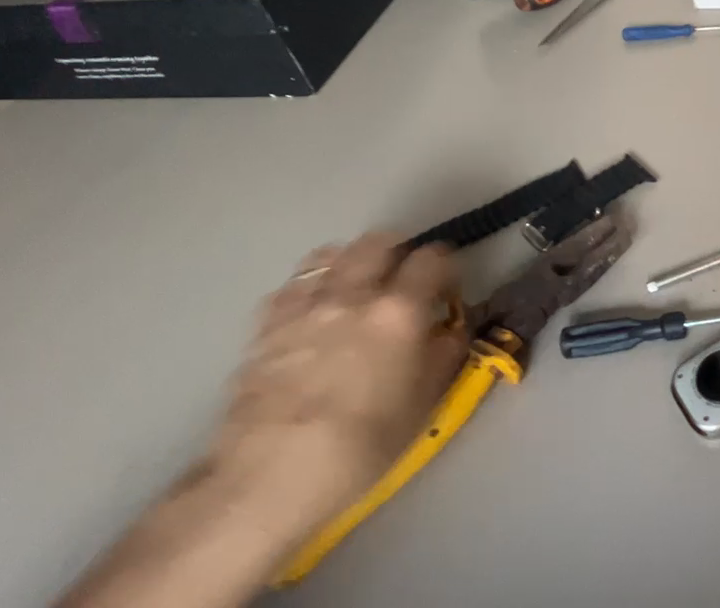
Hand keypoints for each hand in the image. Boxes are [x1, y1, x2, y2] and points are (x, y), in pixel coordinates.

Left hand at [204, 232, 469, 552]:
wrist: (269, 476)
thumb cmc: (362, 446)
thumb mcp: (424, 404)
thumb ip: (444, 355)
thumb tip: (452, 329)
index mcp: (400, 311)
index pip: (432, 258)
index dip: (445, 266)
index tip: (447, 287)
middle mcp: (354, 293)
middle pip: (377, 242)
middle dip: (396, 252)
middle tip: (402, 281)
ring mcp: (305, 305)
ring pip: (331, 254)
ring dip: (350, 262)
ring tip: (356, 289)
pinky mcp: (267, 325)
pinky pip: (293, 285)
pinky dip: (310, 288)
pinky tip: (313, 314)